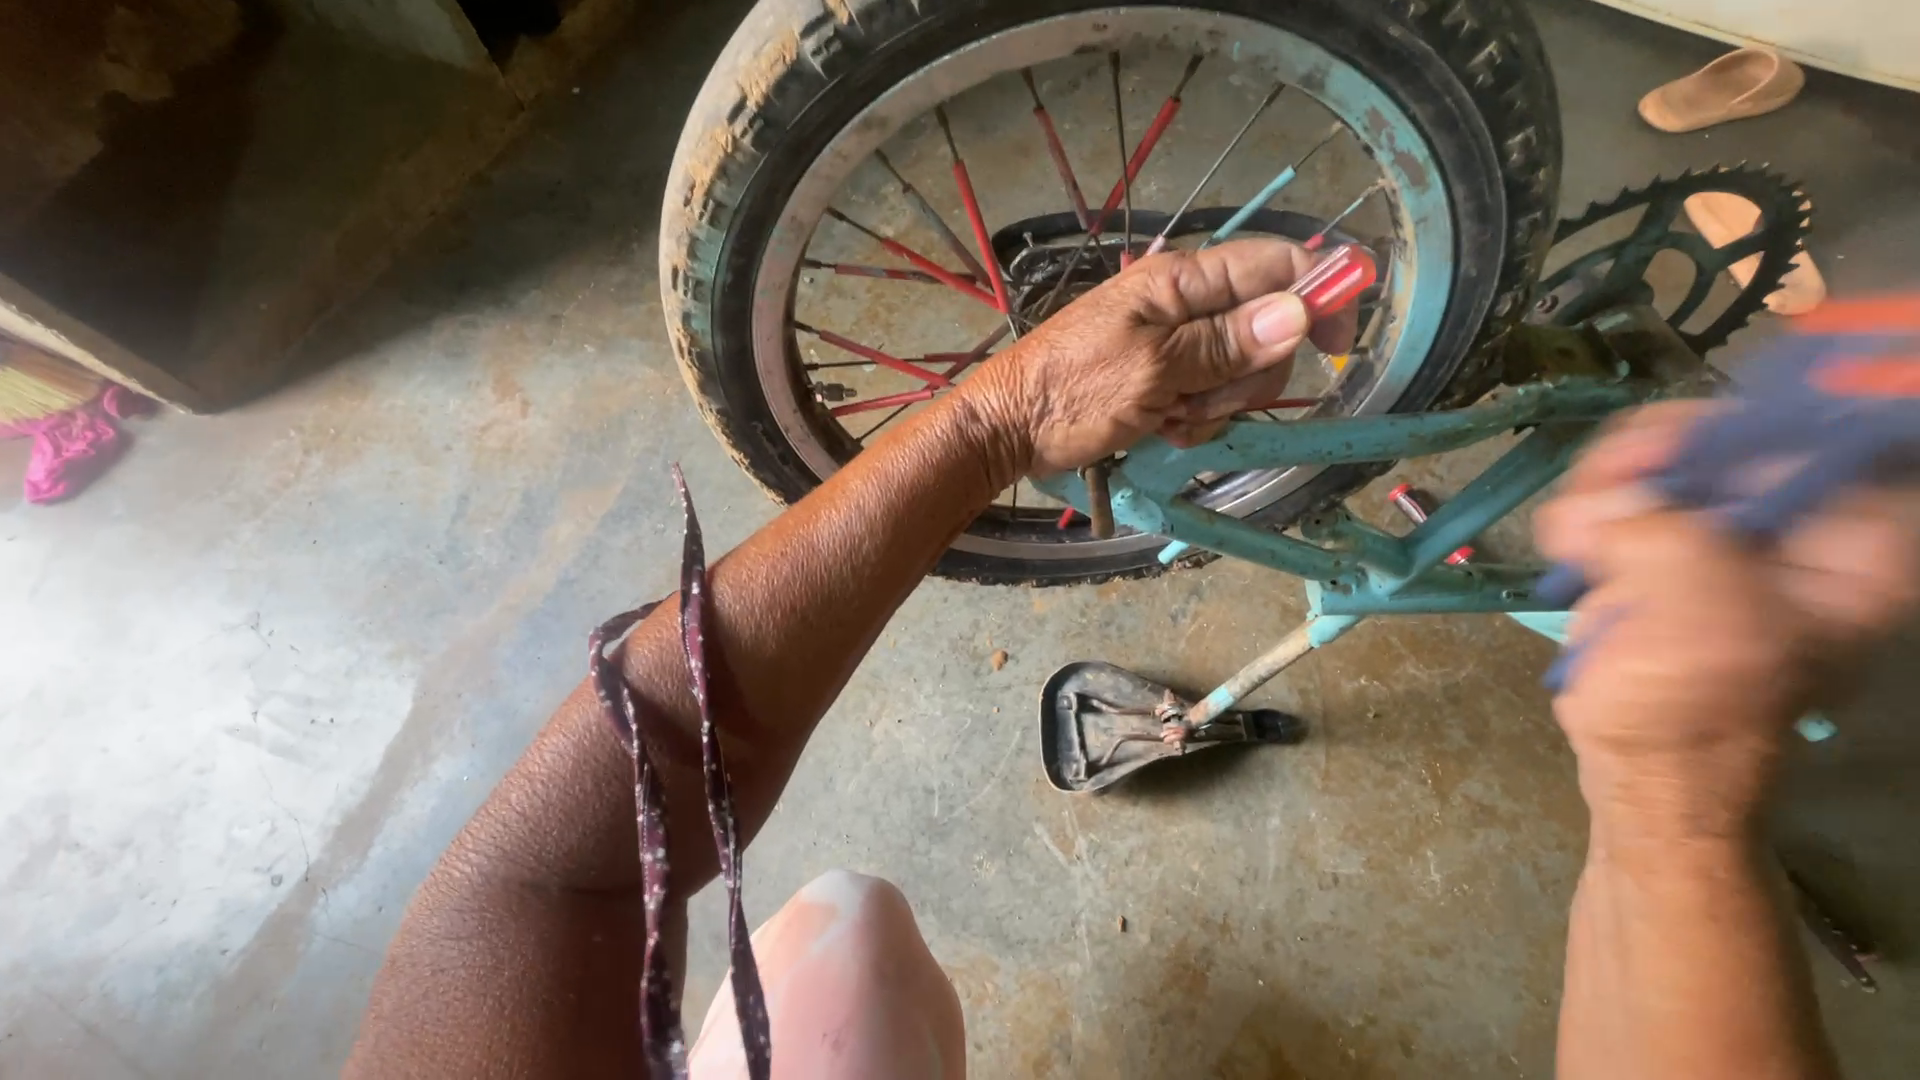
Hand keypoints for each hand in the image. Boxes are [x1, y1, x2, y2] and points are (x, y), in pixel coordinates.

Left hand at [961, 238, 1356, 474]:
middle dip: (1248, 374)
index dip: (1319, 292)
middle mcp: (1185, 306)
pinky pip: (1211, 398)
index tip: (1339, 343)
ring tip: (1169, 417)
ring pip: (1241, 371)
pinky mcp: (1166, 381)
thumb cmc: (1069, 392)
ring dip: (1217, 404)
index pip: (1275, 263)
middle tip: (1200, 399)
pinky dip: (1196, 419)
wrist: (1012, 430)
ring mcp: (1176, 346)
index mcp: (1181, 281)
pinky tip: (1162, 428)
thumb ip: (1224, 344)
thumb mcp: (1151, 370)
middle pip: (1267, 328)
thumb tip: (1300, 313)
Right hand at [1533, 401, 1919, 835]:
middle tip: (1599, 485)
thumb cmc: (1691, 709)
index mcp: (1846, 546)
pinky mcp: (1650, 550)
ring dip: (1601, 489)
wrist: (1637, 757)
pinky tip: (1569, 547)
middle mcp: (1786, 529)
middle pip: (1725, 439)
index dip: (1751, 423)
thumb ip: (1670, 542)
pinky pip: (1611, 497)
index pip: (1824, 439)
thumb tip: (1612, 501)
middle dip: (1651, 458)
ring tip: (1574, 537)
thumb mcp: (1702, 625)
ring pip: (1655, 463)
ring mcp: (1712, 537)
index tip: (1669, 446)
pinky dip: (1579, 513)